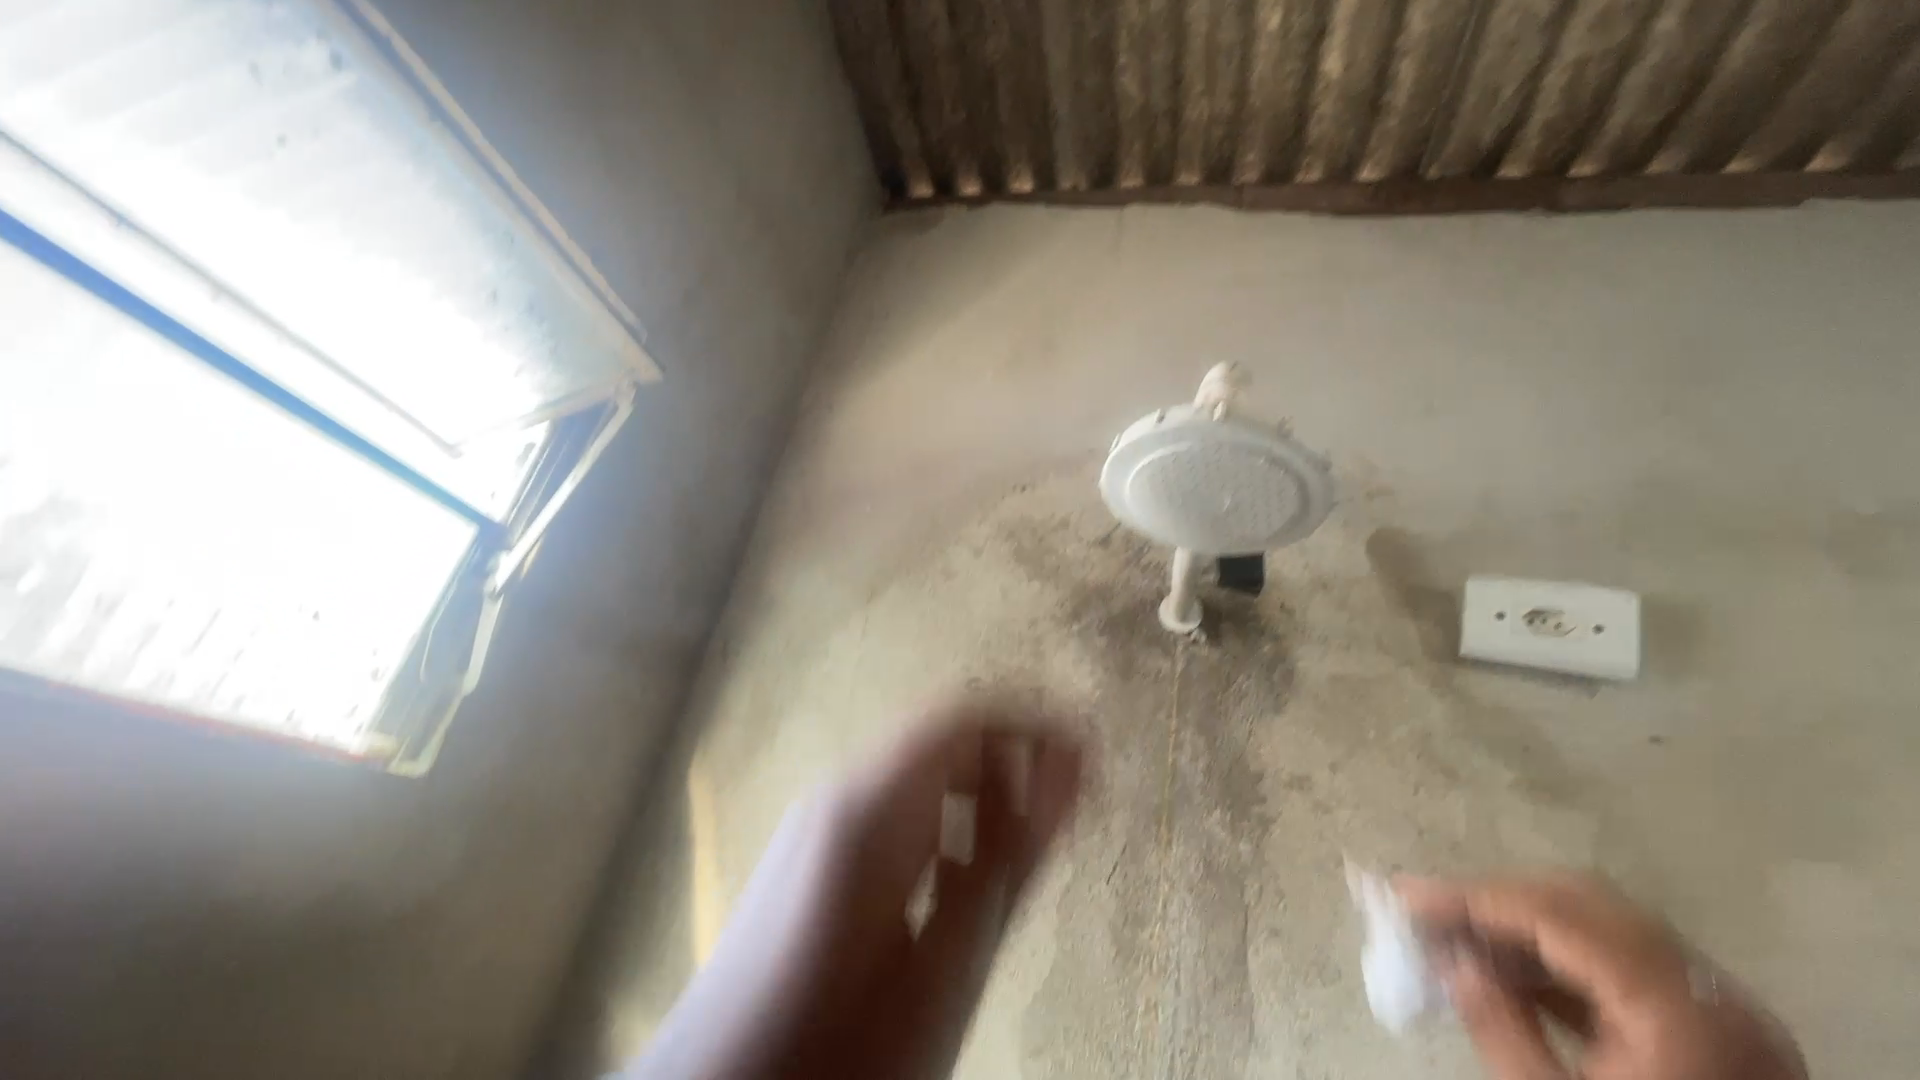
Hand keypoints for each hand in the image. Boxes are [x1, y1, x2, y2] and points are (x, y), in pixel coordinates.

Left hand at [630, 704, 1084, 1079]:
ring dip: (979, 798)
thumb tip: (1072, 769)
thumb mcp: (944, 963)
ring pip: (920, 773)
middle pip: (942, 739)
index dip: (1035, 725)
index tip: (1091, 758)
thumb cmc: (838, 1040)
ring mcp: (816, 816)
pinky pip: (893, 804)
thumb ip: (1010, 858)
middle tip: (1065, 819)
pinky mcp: (810, 844)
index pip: (965, 717)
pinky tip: (960, 879)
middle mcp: (836, 793)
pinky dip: (943, 823)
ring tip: (1023, 857)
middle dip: (1012, 765)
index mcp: (865, 807)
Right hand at [1399, 874, 1806, 1079]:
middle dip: (1499, 900)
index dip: (1473, 897)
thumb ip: (1503, 1031)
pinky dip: (1563, 960)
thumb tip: (1453, 964)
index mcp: (1674, 1003)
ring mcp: (1723, 1007)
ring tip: (1460, 942)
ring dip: (1526, 926)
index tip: (1405, 893)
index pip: (1556, 913)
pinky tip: (1511, 975)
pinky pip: (1628, 967)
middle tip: (1431, 913)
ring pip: (1605, 927)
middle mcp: (1709, 988)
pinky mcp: (1720, 1031)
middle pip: (1584, 901)